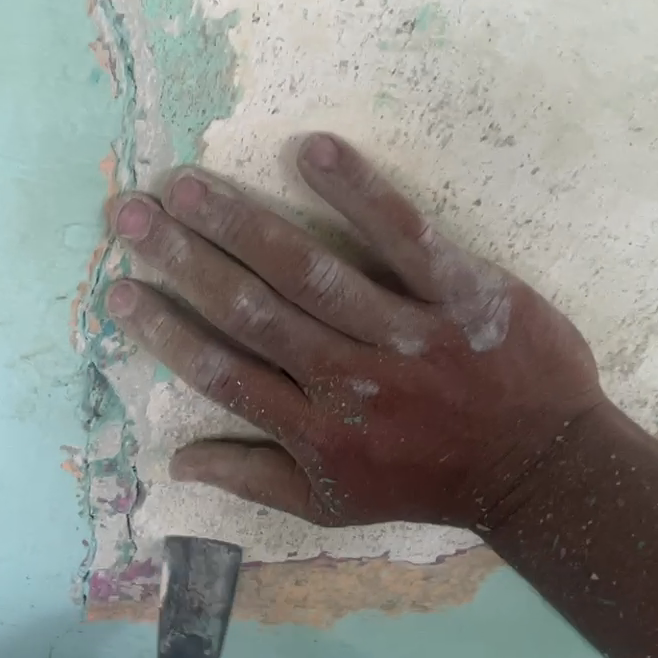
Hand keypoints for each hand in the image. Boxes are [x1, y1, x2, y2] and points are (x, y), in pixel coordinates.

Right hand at [104, 132, 605, 529]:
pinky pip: (404, 235)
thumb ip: (251, 480)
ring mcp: (404, 332)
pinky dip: (358, 192)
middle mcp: (346, 380)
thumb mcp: (330, 507)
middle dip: (182, 261)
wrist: (539, 468)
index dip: (165, 333)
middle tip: (131, 215)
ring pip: (309, 271)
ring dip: (241, 223)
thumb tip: (175, 463)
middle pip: (251, 312)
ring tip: (186, 186)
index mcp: (311, 432)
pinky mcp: (461, 292)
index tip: (118, 292)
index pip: (222, 374)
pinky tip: (309, 149)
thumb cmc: (421, 483)